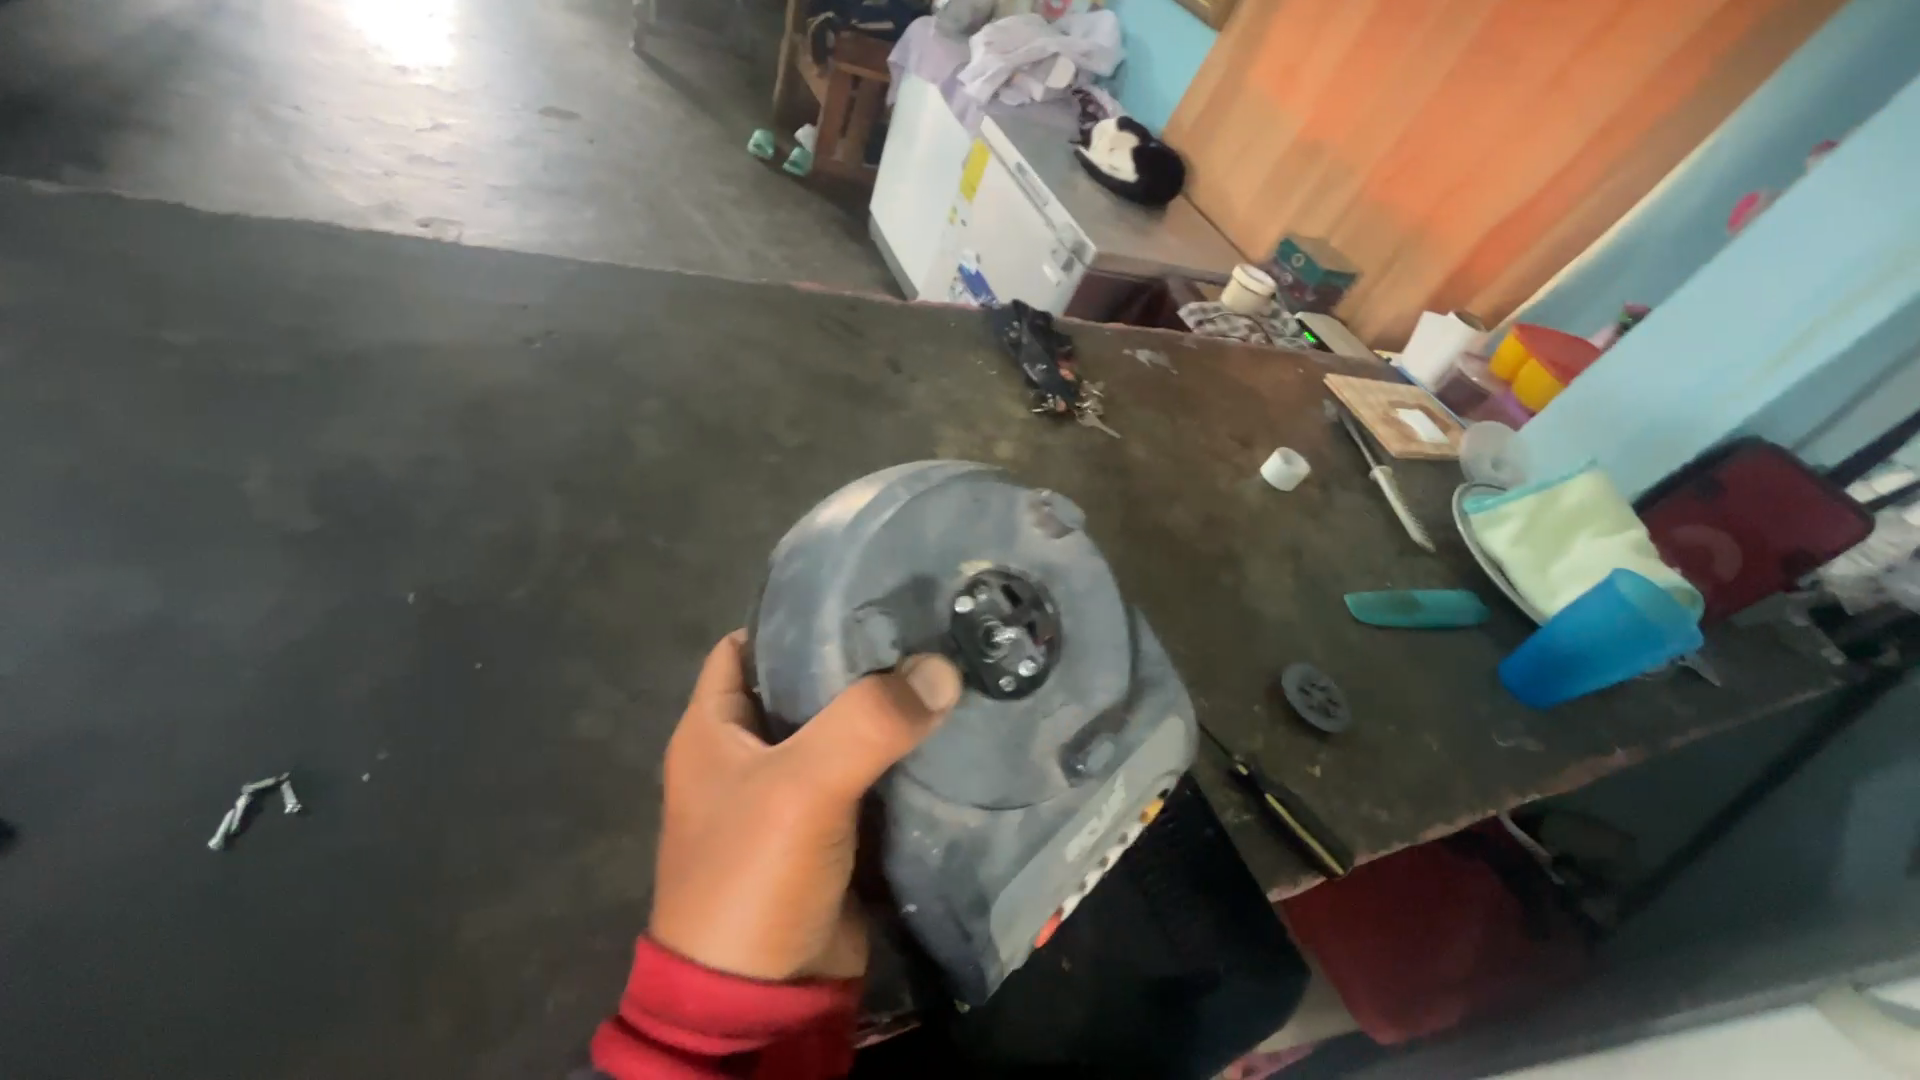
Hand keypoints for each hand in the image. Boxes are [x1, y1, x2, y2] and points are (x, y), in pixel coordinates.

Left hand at [649, 631, 961, 980]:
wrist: (762, 1000)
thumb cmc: (753, 876)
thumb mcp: (801, 786)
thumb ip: (868, 722)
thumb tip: (942, 668)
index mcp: (714, 729)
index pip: (749, 646)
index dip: (794, 616)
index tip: (860, 592)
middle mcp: (749, 755)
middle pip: (805, 686)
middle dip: (858, 660)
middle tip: (924, 626)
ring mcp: (792, 795)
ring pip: (843, 732)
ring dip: (886, 711)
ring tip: (947, 665)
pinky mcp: (832, 830)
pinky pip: (868, 777)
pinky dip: (900, 757)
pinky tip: (946, 731)